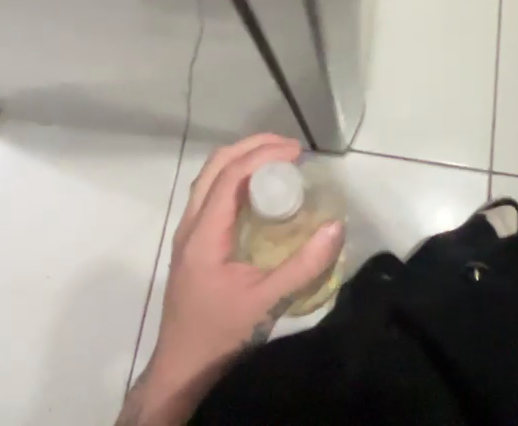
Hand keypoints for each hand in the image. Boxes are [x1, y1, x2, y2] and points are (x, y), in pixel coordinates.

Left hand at [124, 135, 343, 425]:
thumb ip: (303, 266)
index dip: (262, 155)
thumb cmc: (220, 334)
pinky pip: (210, 195)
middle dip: (251, 148)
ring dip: (241, 161)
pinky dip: (235, 179)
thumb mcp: (266, 303)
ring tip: (277, 160)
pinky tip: (259, 190)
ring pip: (209, 178)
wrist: (182, 369)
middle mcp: (189, 226)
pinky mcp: (192, 244)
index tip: (296, 151)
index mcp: (203, 234)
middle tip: (289, 148)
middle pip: (215, 167)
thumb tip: (335, 228)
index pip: (230, 177)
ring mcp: (187, 234)